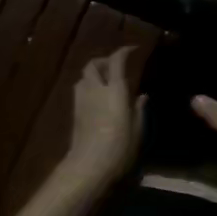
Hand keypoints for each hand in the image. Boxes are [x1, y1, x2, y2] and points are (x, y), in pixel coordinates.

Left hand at [68, 47, 140, 176]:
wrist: (89, 165)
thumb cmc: (120, 147)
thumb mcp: (137, 128)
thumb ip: (139, 108)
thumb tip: (141, 95)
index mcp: (114, 90)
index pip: (116, 61)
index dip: (124, 52)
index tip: (133, 50)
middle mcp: (95, 89)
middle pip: (93, 64)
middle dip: (103, 61)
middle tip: (116, 67)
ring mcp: (82, 100)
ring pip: (84, 76)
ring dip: (94, 74)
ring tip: (106, 82)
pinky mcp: (75, 112)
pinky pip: (80, 90)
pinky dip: (89, 86)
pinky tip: (98, 98)